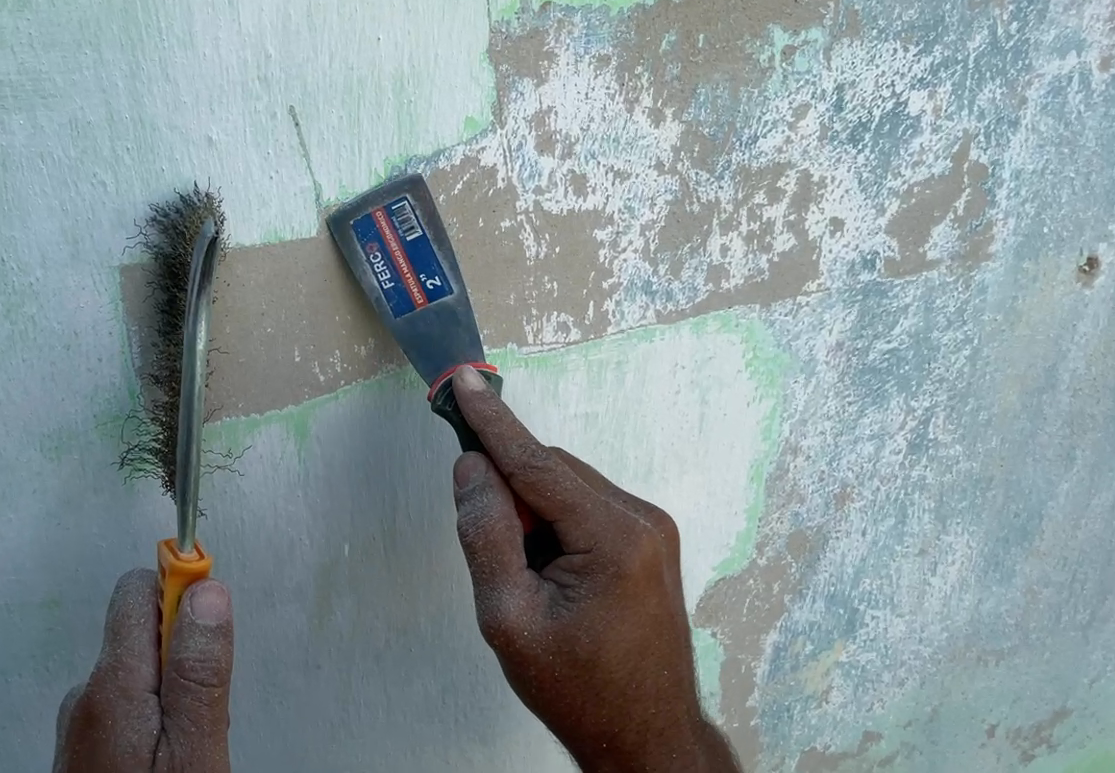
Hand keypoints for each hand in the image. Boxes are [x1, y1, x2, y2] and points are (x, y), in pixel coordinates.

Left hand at [53, 569, 233, 771]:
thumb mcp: (193, 750)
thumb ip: (199, 669)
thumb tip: (207, 590)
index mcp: (110, 684)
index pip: (139, 588)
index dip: (182, 593)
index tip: (211, 628)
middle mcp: (85, 695)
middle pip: (144, 634)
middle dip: (183, 660)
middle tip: (204, 719)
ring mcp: (78, 726)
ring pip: (140, 676)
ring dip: (171, 698)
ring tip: (186, 755)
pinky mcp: (81, 752)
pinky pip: (127, 710)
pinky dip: (152, 724)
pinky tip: (165, 765)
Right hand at [448, 367, 740, 772]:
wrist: (646, 740)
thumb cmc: (576, 688)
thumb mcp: (507, 618)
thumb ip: (485, 532)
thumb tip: (473, 465)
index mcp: (612, 537)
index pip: (536, 462)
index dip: (492, 420)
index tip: (464, 378)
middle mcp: (640, 517)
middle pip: (549, 471)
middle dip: (509, 491)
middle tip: (497, 551)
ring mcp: (651, 526)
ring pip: (563, 483)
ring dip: (530, 510)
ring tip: (529, 574)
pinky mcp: (648, 536)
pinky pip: (580, 501)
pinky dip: (551, 519)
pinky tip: (550, 570)